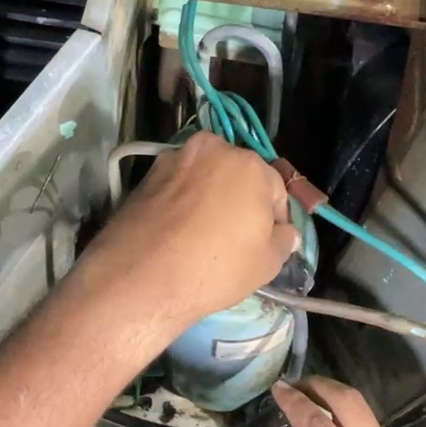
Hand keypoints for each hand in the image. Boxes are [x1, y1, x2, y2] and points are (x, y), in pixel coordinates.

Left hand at [73, 133, 299, 335]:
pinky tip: (178, 233)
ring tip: (204, 236)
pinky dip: (182, 203)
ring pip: (204, 178)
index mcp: (249, 164)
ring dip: (210, 198)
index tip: (268, 243)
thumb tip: (284, 232)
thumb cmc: (216, 267)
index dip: (275, 219)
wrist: (141, 277)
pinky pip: (177, 188)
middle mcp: (212, 150)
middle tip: (236, 238)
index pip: (275, 190)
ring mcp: (174, 160)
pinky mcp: (145, 176)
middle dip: (241, 201)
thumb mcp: (266, 263)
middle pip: (237, 176)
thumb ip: (283, 241)